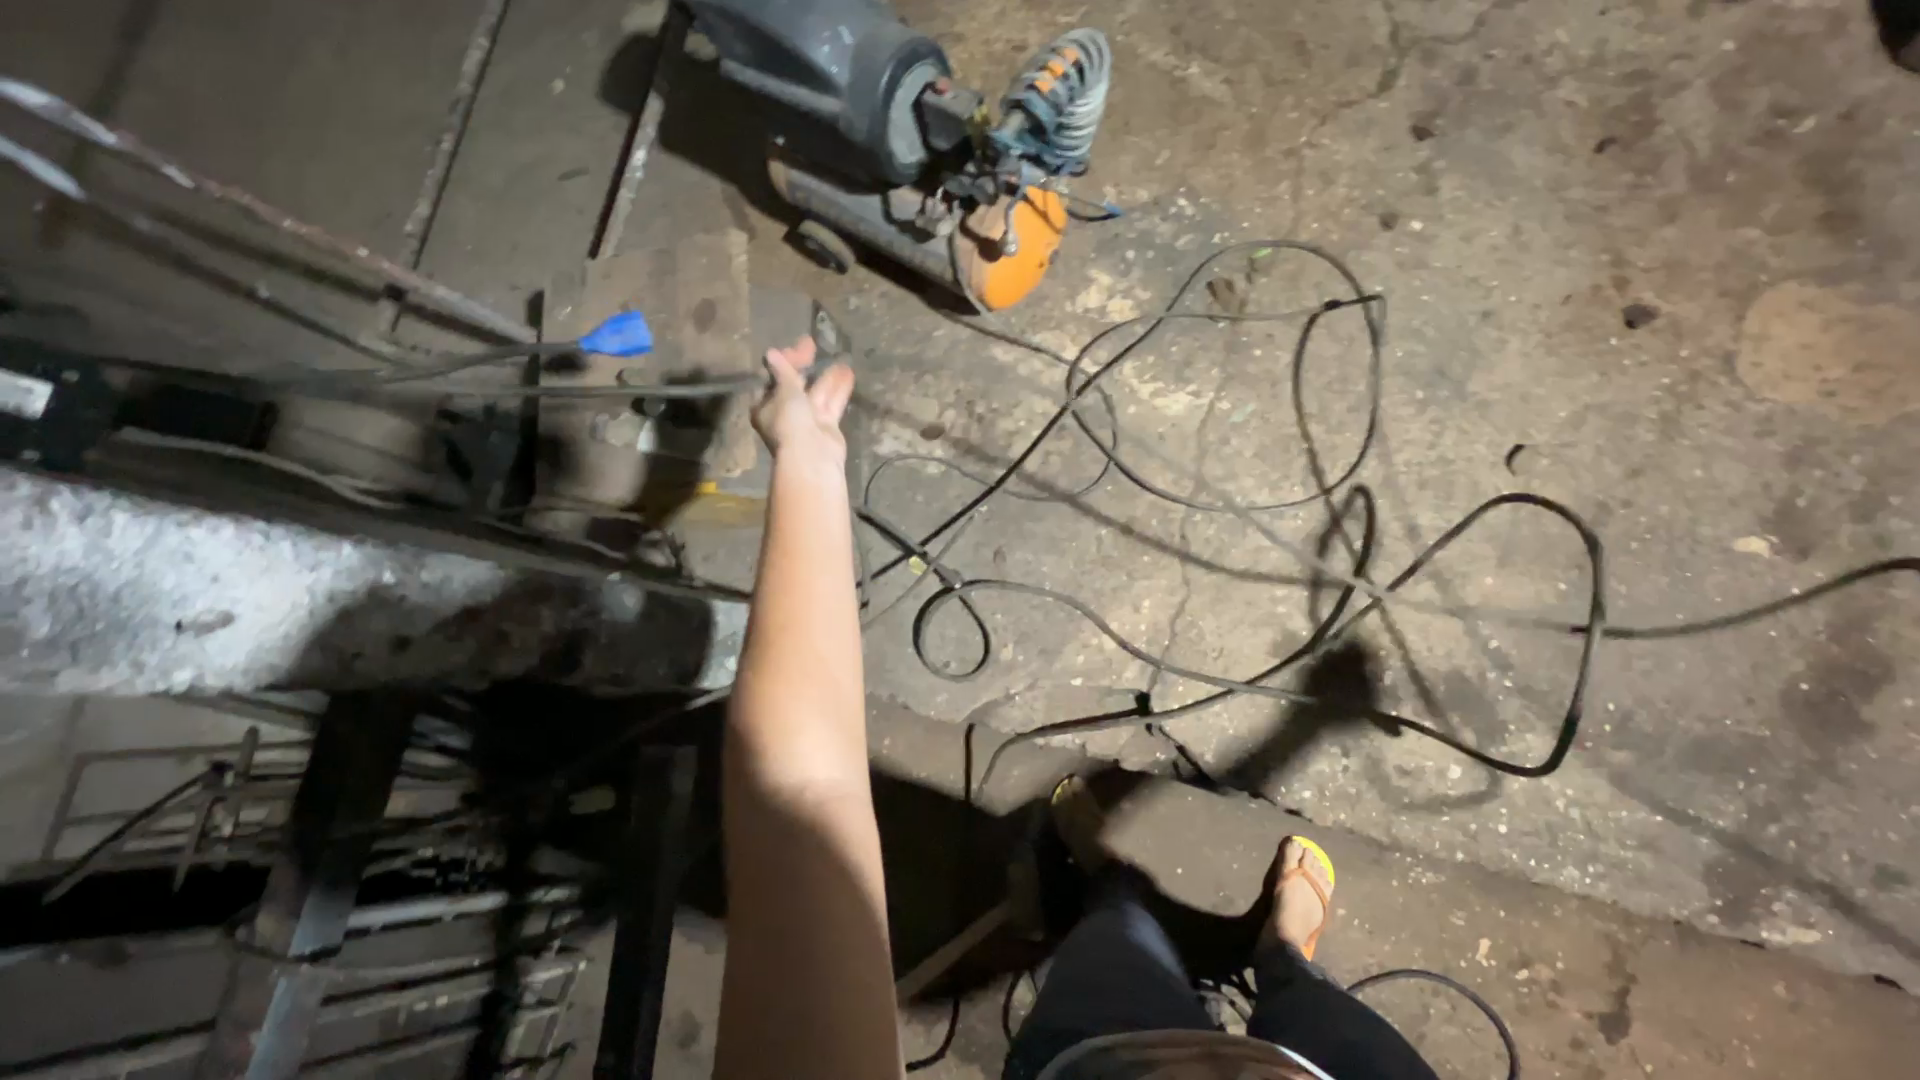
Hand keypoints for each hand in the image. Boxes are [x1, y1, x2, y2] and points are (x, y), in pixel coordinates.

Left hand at [752, 335, 854, 464]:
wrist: (812, 457)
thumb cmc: (790, 422)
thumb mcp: (785, 392)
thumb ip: (783, 372)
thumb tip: (771, 353)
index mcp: (765, 407)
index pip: (774, 378)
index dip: (785, 361)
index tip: (797, 347)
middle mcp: (784, 413)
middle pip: (794, 384)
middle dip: (804, 365)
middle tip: (812, 343)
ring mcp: (807, 420)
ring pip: (816, 392)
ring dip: (826, 376)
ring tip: (839, 358)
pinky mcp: (826, 426)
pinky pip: (831, 403)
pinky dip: (838, 389)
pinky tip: (848, 373)